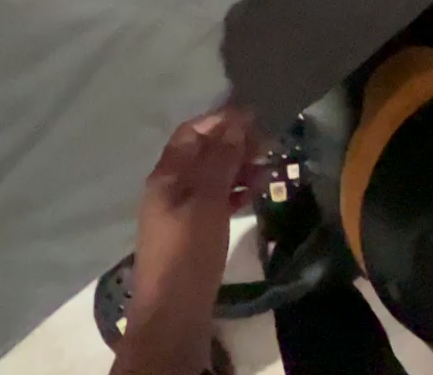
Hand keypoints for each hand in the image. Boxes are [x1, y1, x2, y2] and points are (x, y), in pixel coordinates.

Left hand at [117, 108, 257, 373]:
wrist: (173, 315)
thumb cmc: (188, 250)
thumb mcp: (207, 199)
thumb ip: (221, 159)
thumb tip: (236, 120)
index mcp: (166, 174)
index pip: (192, 132)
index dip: (220, 120)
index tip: (253, 117)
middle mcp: (170, 187)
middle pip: (202, 153)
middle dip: (233, 143)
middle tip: (266, 143)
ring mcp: (180, 211)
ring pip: (210, 176)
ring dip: (237, 167)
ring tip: (266, 168)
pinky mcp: (193, 233)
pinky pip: (214, 199)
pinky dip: (233, 191)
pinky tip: (253, 194)